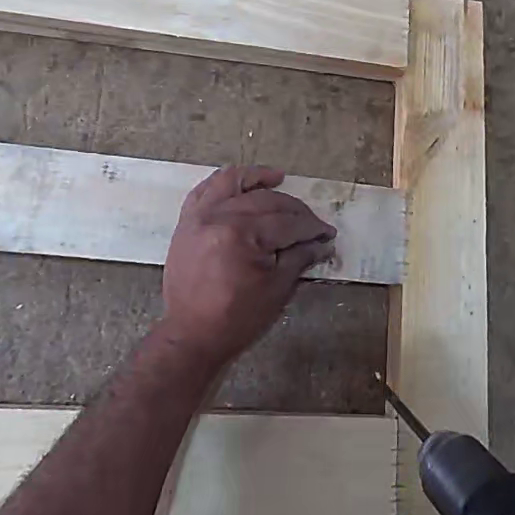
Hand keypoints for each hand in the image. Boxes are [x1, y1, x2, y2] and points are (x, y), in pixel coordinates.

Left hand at [159, 165, 336, 366]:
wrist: (192, 337)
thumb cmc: (238, 318)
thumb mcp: (278, 288)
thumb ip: (300, 257)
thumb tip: (323, 243)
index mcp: (241, 235)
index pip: (287, 223)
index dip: (312, 228)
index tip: (328, 234)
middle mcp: (218, 218)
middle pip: (265, 202)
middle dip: (295, 211)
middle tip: (313, 224)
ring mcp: (198, 218)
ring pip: (231, 184)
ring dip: (257, 178)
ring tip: (277, 178)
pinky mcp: (186, 224)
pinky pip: (203, 192)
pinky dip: (222, 183)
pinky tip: (240, 184)